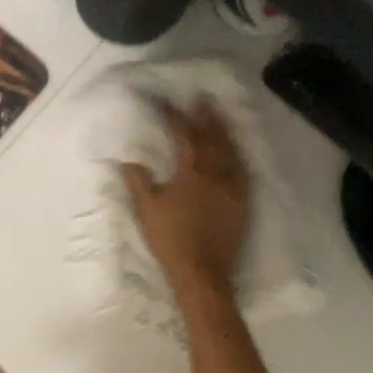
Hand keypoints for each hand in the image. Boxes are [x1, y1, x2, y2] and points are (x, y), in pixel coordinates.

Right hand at [122, 98, 250, 300]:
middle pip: (213, 138)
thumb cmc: (170, 239)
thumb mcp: (146, 209)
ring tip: (220, 117)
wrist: (203, 273)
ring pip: (231, 153)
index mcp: (191, 172)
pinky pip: (243, 172)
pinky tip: (235, 153)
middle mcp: (216, 175)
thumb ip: (138, 181)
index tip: (164, 101)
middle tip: (203, 98)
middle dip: (207, 116)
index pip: (183, 135)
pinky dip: (237, 156)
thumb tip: (129, 160)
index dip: (173, 116)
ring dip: (225, 132)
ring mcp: (233, 189)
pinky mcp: (243, 204)